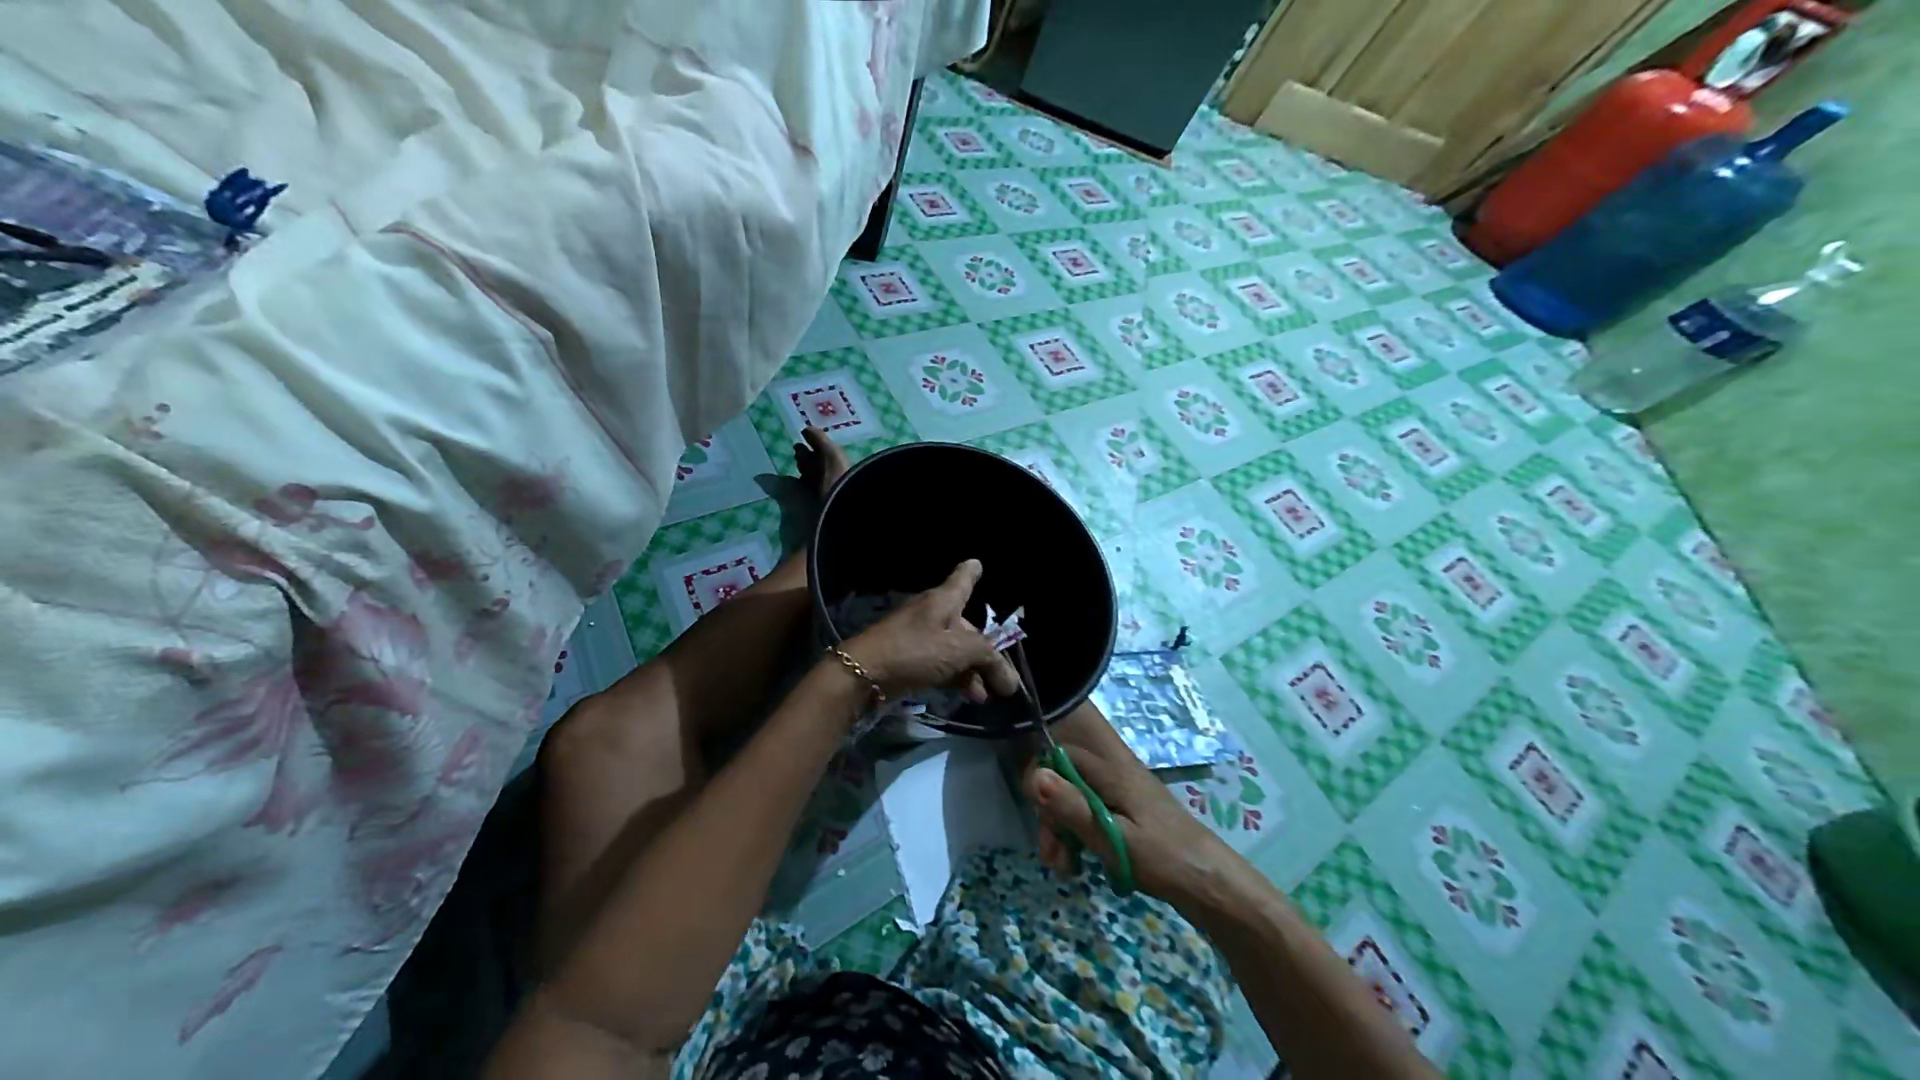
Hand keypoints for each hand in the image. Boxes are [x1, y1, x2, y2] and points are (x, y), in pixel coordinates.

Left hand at [840, 560, 1019, 702]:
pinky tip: (969, 696)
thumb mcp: (959, 650)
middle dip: (986, 651)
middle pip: (966, 626)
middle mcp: (931, 614)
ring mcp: (918, 638)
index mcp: (943, 600)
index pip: (962, 579)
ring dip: (974, 671)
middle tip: (1004, 679)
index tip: (978, 564)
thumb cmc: (914, 650)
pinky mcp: (908, 660)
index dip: (972, 572)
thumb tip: (1011, 681)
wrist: (862, 674)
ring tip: (986, 696)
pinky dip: (956, 678)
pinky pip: (940, 666)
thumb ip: (989, 660)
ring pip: (955, 650)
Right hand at [1023, 705, 1240, 904]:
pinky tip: (1077, 863)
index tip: (1042, 819)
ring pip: (1076, 801)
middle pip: (1065, 781)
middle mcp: (1115, 775)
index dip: (1043, 782)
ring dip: (1063, 831)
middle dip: (1051, 816)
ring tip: (1063, 867)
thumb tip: (1034, 775)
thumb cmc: (1162, 859)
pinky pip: (1092, 815)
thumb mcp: (1111, 836)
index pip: (1060, 756)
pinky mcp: (1128, 815)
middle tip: (1052, 856)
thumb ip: (1071, 807)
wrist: (1213, 885)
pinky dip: (1080, 836)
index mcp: (1111, 772)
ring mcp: (1123, 796)